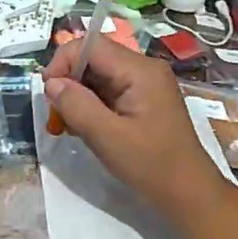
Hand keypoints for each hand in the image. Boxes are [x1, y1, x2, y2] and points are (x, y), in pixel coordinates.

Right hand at [42, 37, 227, 219]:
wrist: (189, 193)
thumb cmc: (150, 164)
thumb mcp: (107, 137)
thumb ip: (76, 105)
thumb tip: (51, 83)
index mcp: (139, 70)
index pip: (90, 45)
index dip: (63, 62)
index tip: (48, 93)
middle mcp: (143, 69)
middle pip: (94, 59)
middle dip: (69, 82)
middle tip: (57, 115)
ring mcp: (145, 84)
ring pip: (99, 76)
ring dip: (79, 96)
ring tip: (70, 126)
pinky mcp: (144, 99)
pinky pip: (109, 91)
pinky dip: (92, 105)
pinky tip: (86, 128)